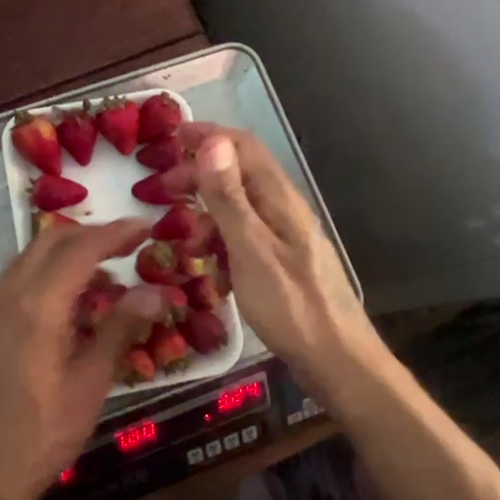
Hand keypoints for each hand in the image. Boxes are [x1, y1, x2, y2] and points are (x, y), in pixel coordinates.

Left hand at [0, 219, 161, 499]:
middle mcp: (10, 294)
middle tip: (130, 245)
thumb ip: (120, 330)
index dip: (116, 234)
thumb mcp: (90, 385)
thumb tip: (157, 292)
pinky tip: (74, 299)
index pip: (81, 250)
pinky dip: (49, 271)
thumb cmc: (41, 435)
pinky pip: (20, 277)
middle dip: (92, 234)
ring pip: (32, 255)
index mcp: (37, 306)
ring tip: (109, 273)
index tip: (147, 227)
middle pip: (51, 240)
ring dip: (69, 251)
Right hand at [173, 124, 374, 376]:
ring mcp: (285, 239)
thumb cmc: (292, 306)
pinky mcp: (282, 265)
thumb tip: (211, 141)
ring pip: (239, 212)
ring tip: (185, 246)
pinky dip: (223, 250)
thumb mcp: (250, 250)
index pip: (242, 147)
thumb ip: (229, 197)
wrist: (338, 363)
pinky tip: (213, 278)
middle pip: (238, 176)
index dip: (206, 136)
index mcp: (279, 199)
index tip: (168, 138)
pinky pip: (245, 243)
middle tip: (161, 192)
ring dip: (208, 220)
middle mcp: (284, 210)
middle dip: (198, 179)